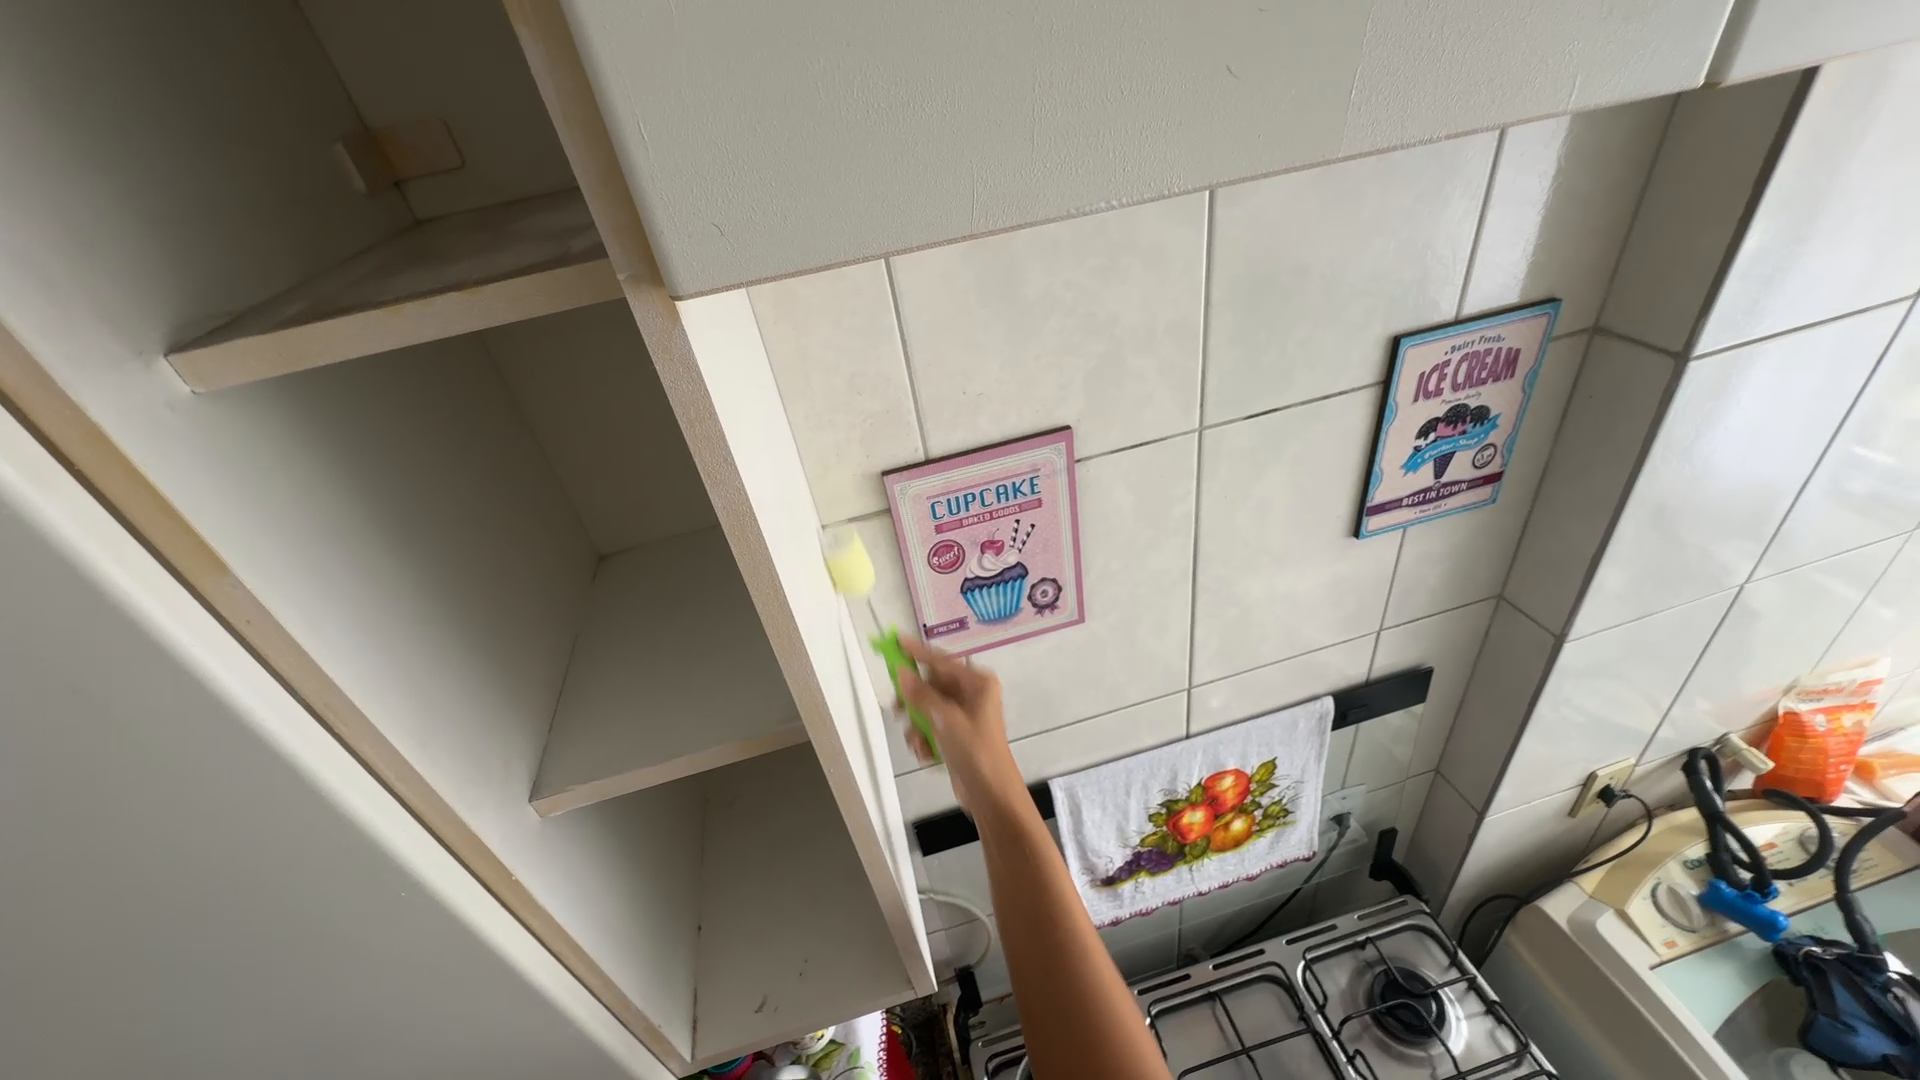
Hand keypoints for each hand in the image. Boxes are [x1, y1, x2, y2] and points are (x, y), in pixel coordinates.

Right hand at [896, 637, 1022, 817]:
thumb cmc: (975, 752)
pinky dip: (924, 738)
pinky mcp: (955, 733)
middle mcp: (971, 693)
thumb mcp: (946, 721)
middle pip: (931, 685)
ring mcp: (963, 714)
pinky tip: (926, 754)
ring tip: (918, 742)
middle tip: (898, 710)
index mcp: (977, 683)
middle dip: (914, 701)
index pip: (941, 661)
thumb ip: (922, 696)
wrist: (991, 794)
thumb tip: (902, 672)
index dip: (917, 651)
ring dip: (917, 725)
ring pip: (926, 707)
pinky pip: (930, 725)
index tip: (895, 640)